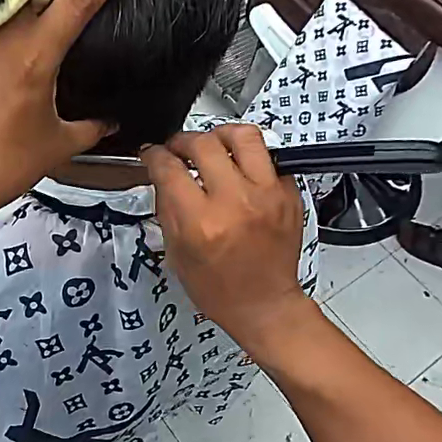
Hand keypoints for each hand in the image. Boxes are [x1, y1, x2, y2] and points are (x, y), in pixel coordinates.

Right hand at [144, 124, 314, 350]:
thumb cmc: (221, 289)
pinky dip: (250, 160)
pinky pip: (268, 159)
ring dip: (222, 136)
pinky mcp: (289, 196)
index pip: (170, 168)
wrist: (265, 305)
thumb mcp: (178, 254)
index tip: (153, 155)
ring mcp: (267, 196)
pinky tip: (241, 173)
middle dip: (183, 141)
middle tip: (179, 150)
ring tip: (214, 147)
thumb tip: (164, 175)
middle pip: (204, 143)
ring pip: (244, 136)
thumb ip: (169, 209)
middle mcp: (236, 203)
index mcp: (202, 223)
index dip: (155, 156)